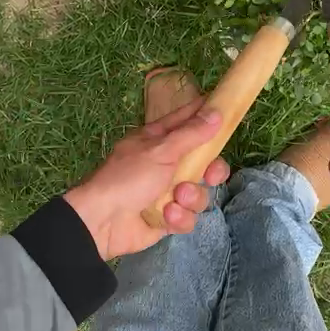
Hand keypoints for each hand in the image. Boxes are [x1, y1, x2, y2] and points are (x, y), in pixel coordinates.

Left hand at [65, 97, 230, 259]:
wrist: (102, 222)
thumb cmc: (129, 177)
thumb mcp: (161, 151)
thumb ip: (191, 134)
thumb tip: (216, 112)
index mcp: (157, 140)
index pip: (186, 121)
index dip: (205, 114)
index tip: (226, 109)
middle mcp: (165, 164)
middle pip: (203, 163)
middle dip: (211, 171)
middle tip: (210, 175)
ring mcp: (166, 192)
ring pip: (198, 193)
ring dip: (190, 197)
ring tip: (176, 199)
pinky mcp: (167, 218)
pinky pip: (187, 216)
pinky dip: (179, 217)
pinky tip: (166, 216)